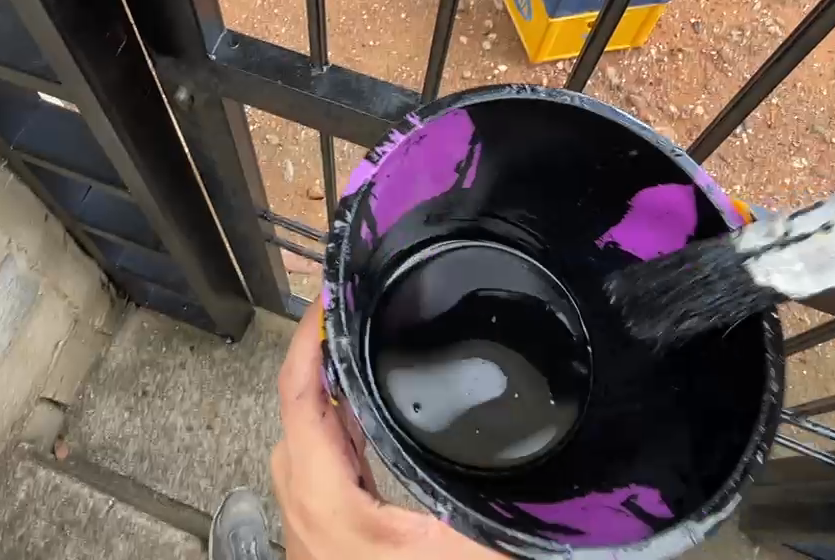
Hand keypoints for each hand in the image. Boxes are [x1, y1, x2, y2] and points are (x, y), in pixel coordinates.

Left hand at [271, 302, 503, 559]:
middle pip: (294, 411)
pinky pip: (315, 465)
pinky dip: (331, 429)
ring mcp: (308, 525)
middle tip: (349, 318)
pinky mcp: (321, 538)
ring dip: (322, 394)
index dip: (308, 340)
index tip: (326, 299)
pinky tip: (360, 421)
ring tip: (353, 354)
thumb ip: (491, 504)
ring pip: (301, 440)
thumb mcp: (465, 550)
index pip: (299, 395)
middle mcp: (304, 508)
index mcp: (327, 498)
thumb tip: (540, 461)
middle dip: (317, 357)